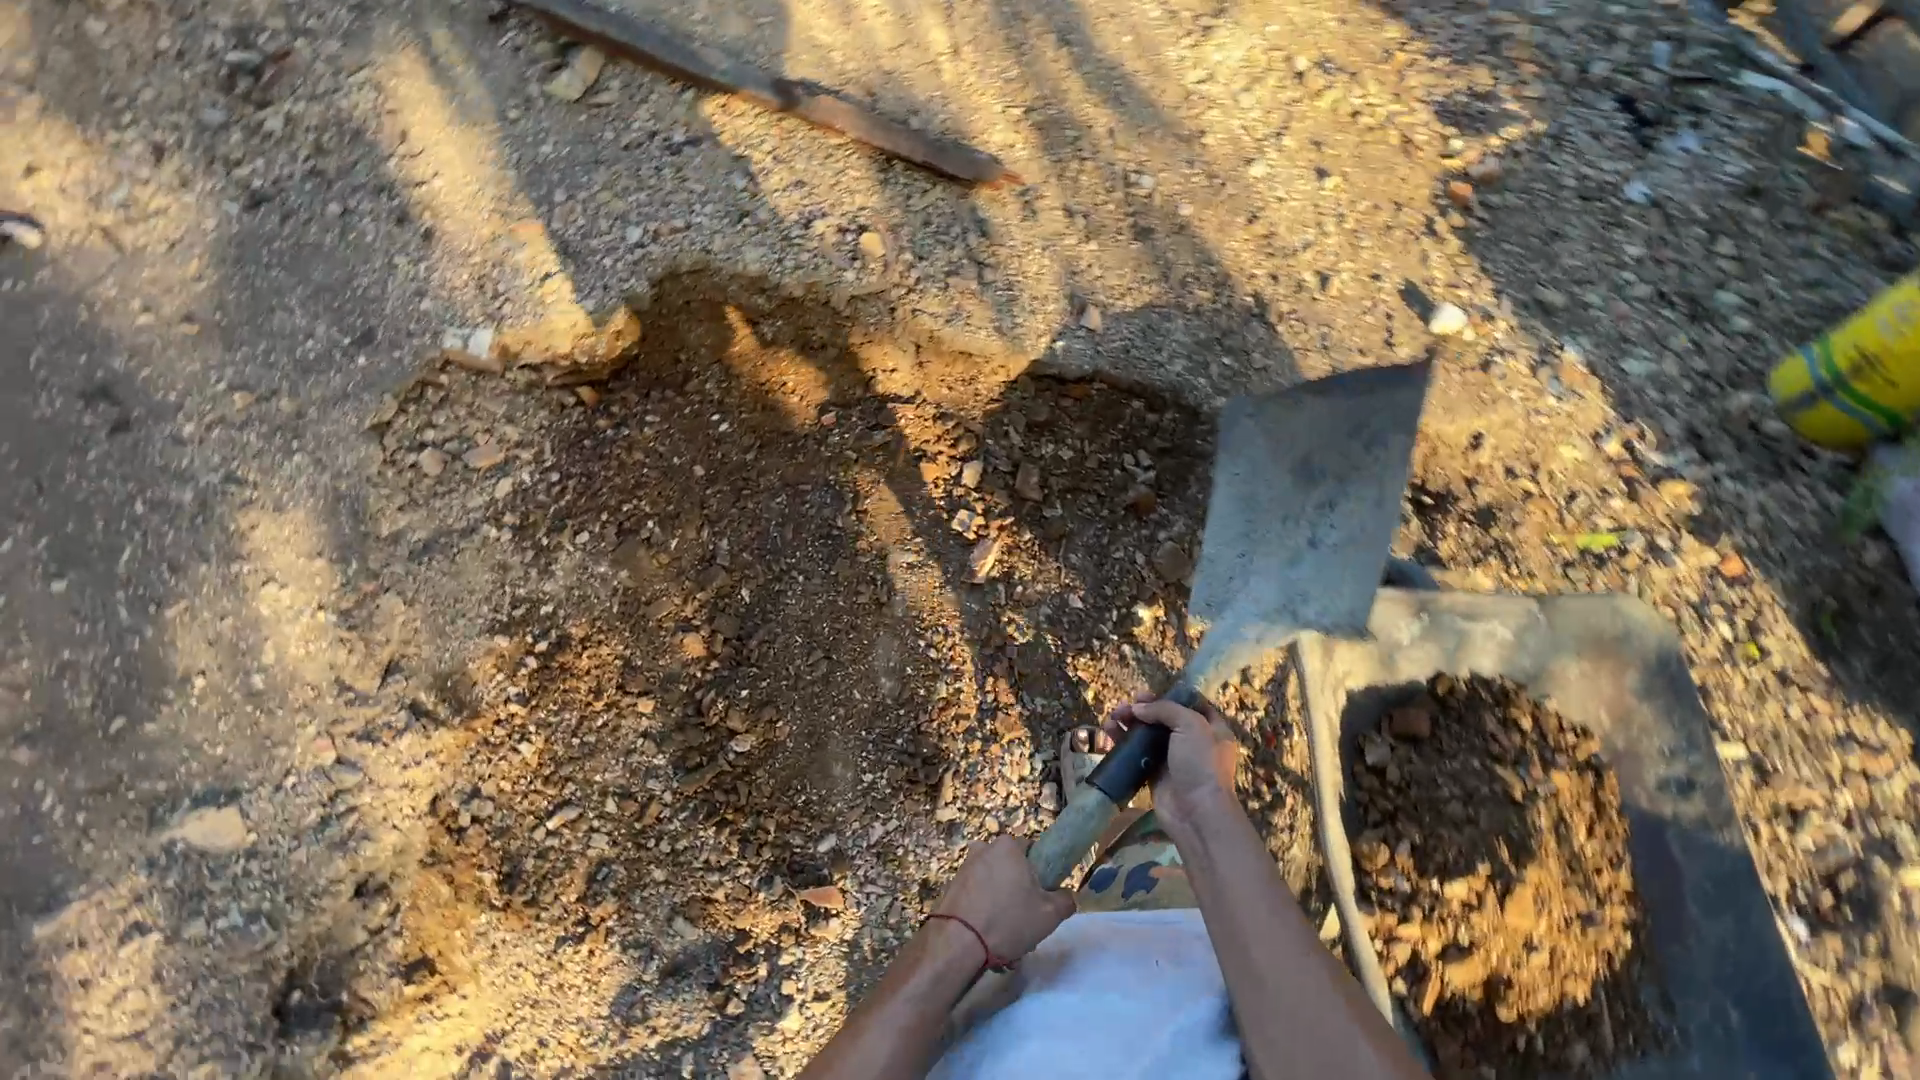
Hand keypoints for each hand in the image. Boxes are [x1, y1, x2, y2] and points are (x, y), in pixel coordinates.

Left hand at [934, 837, 1075, 963]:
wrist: (957, 943)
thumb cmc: (1008, 920)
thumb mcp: (1050, 915)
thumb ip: (1066, 900)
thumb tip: (1066, 896)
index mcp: (1007, 846)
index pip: (1032, 851)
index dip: (1041, 874)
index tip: (1042, 898)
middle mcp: (983, 849)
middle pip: (1011, 870)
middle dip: (1019, 894)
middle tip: (1025, 923)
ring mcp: (964, 868)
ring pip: (994, 886)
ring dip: (1001, 908)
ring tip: (1006, 939)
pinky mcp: (951, 887)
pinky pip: (976, 898)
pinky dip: (983, 914)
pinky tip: (987, 939)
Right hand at [1102, 693, 1239, 840]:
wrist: (1196, 812)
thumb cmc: (1200, 764)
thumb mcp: (1191, 725)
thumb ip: (1165, 710)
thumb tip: (1138, 709)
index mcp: (1212, 729)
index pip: (1192, 704)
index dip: (1171, 695)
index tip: (1150, 693)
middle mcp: (1194, 742)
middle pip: (1165, 718)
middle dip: (1145, 709)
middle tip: (1127, 705)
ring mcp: (1174, 759)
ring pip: (1148, 735)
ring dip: (1130, 723)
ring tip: (1113, 716)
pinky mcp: (1155, 775)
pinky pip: (1137, 753)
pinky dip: (1124, 742)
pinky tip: (1110, 732)